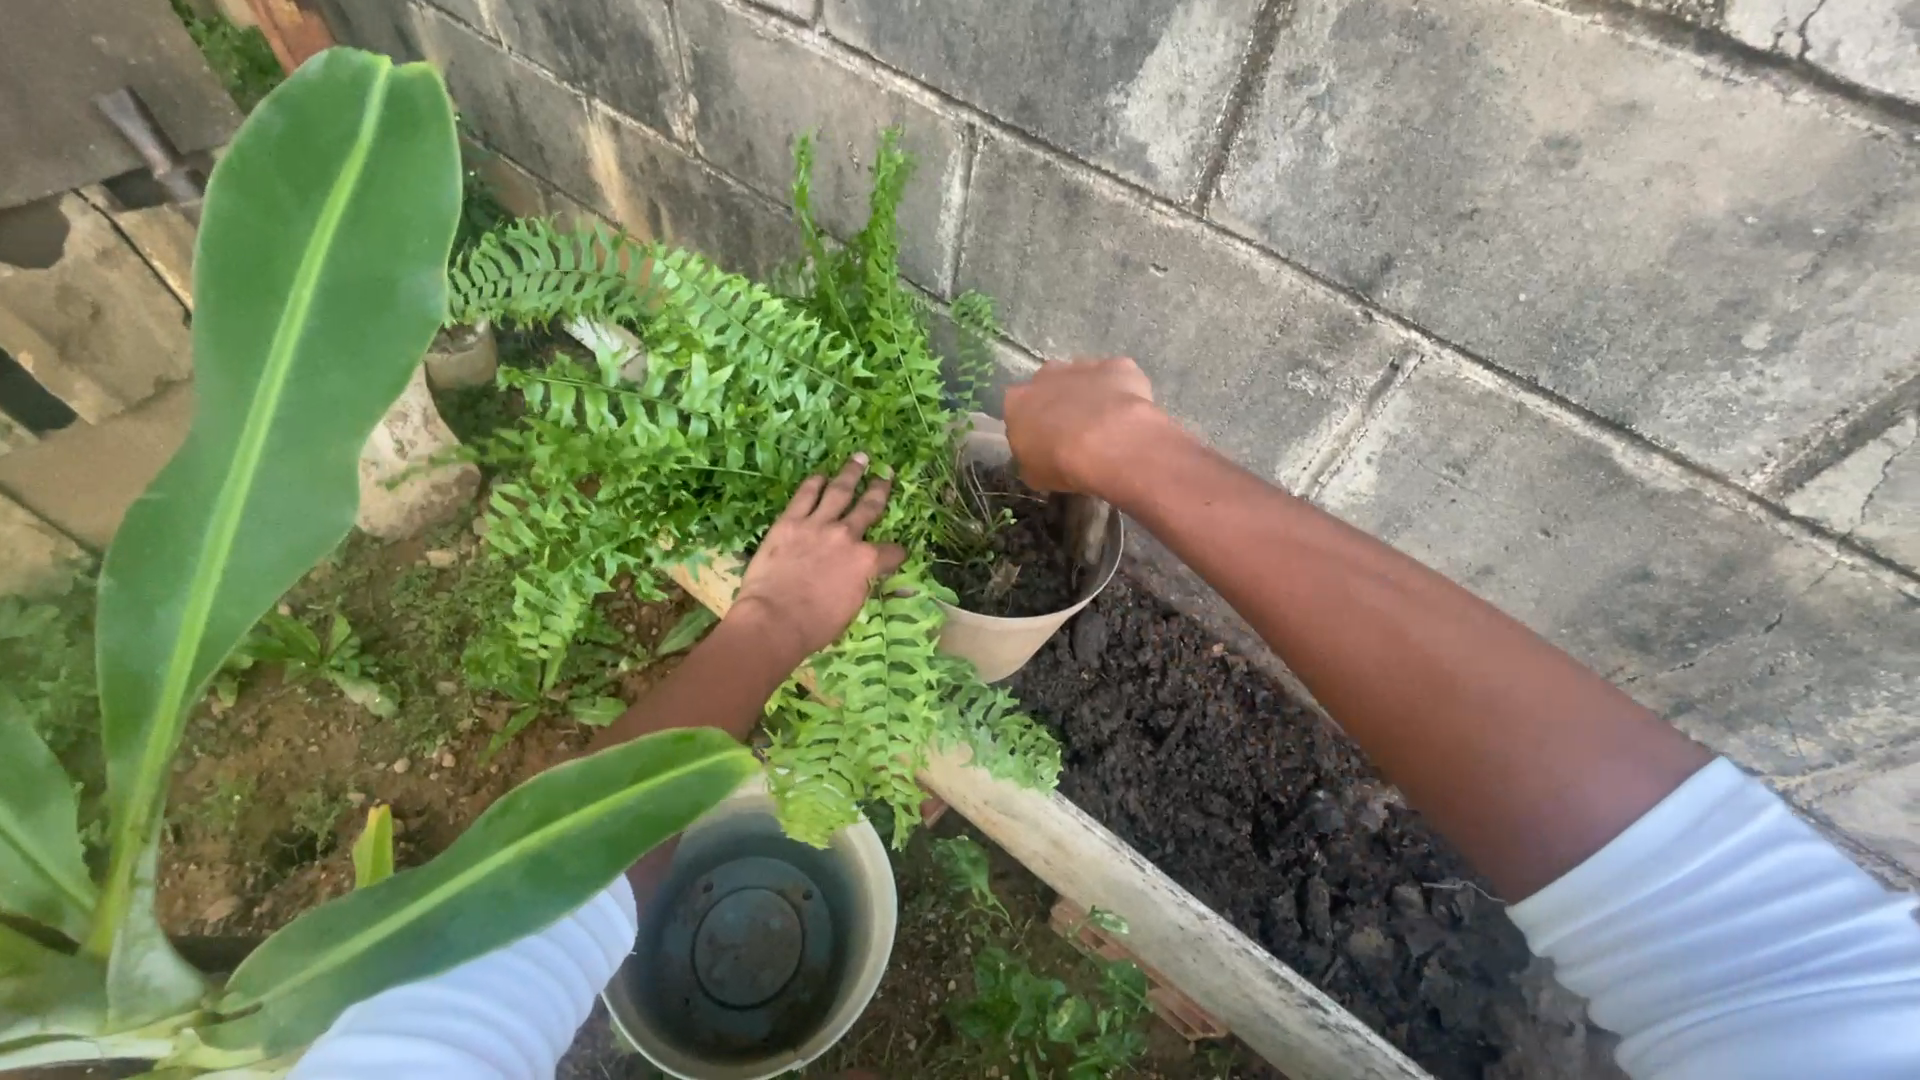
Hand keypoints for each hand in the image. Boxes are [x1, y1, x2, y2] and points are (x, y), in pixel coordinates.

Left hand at [732, 454, 907, 663]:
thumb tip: (865, 577)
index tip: (897, 554)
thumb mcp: (852, 608)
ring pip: (839, 491)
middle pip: (869, 507)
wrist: (774, 620)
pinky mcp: (789, 522)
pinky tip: (820, 476)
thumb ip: (861, 583)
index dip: (897, 553)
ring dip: (851, 473)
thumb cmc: (815, 625)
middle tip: (886, 473)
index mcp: (867, 561)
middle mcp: (847, 535)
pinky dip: (814, 484)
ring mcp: (817, 525)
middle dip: (880, 489)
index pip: (892, 552)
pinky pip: (805, 496)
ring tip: (860, 458)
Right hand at [1002, 358, 1166, 494]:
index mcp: (1018, 401)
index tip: (1046, 444)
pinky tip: (1131, 415)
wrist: (1108, 443)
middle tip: (1076, 433)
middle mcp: (1046, 376)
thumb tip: (1039, 459)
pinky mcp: (1117, 366)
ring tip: (1108, 427)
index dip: (1033, 427)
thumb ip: (1032, 459)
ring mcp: (1083, 366)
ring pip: (1084, 378)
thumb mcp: (1034, 475)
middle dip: (1060, 404)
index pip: (1019, 411)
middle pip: (1050, 387)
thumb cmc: (1061, 462)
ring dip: (1091, 396)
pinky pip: (1118, 378)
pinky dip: (1123, 392)